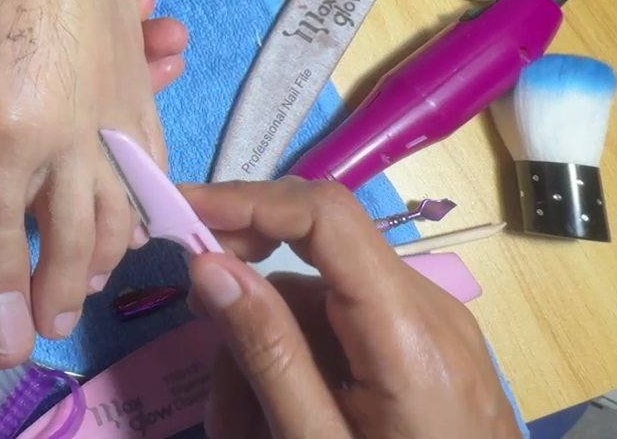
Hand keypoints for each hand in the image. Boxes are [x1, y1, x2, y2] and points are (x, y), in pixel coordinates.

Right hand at [177, 180, 517, 438]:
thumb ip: (266, 353)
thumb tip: (205, 261)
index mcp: (410, 331)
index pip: (325, 215)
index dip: (249, 200)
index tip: (184, 213)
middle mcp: (429, 309)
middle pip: (313, 247)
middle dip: (244, 274)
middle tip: (193, 315)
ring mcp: (431, 331)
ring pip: (316, 294)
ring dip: (263, 335)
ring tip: (229, 418)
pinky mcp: (425, 354)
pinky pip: (340, 326)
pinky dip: (295, 356)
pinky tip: (268, 413)